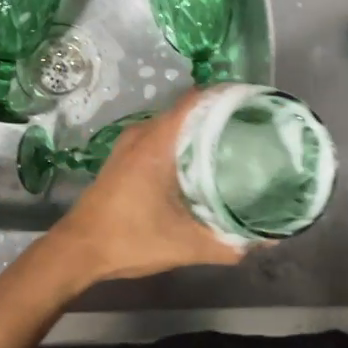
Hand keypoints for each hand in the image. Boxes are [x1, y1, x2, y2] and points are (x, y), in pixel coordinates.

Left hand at [39, 91, 243, 286]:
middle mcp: (143, 134)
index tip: (256, 106)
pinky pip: (161, 138)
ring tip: (235, 146)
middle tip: (254, 131)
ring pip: (174, 125)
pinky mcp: (124, 158)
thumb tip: (268, 240)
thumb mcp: (185, 246)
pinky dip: (183, 144)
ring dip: (201, 131)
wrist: (78, 250)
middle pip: (189, 110)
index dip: (228, 97)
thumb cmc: (129, 239)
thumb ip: (228, 244)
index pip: (197, 100)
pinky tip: (201, 166)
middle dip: (221, 116)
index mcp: (157, 142)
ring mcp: (130, 144)